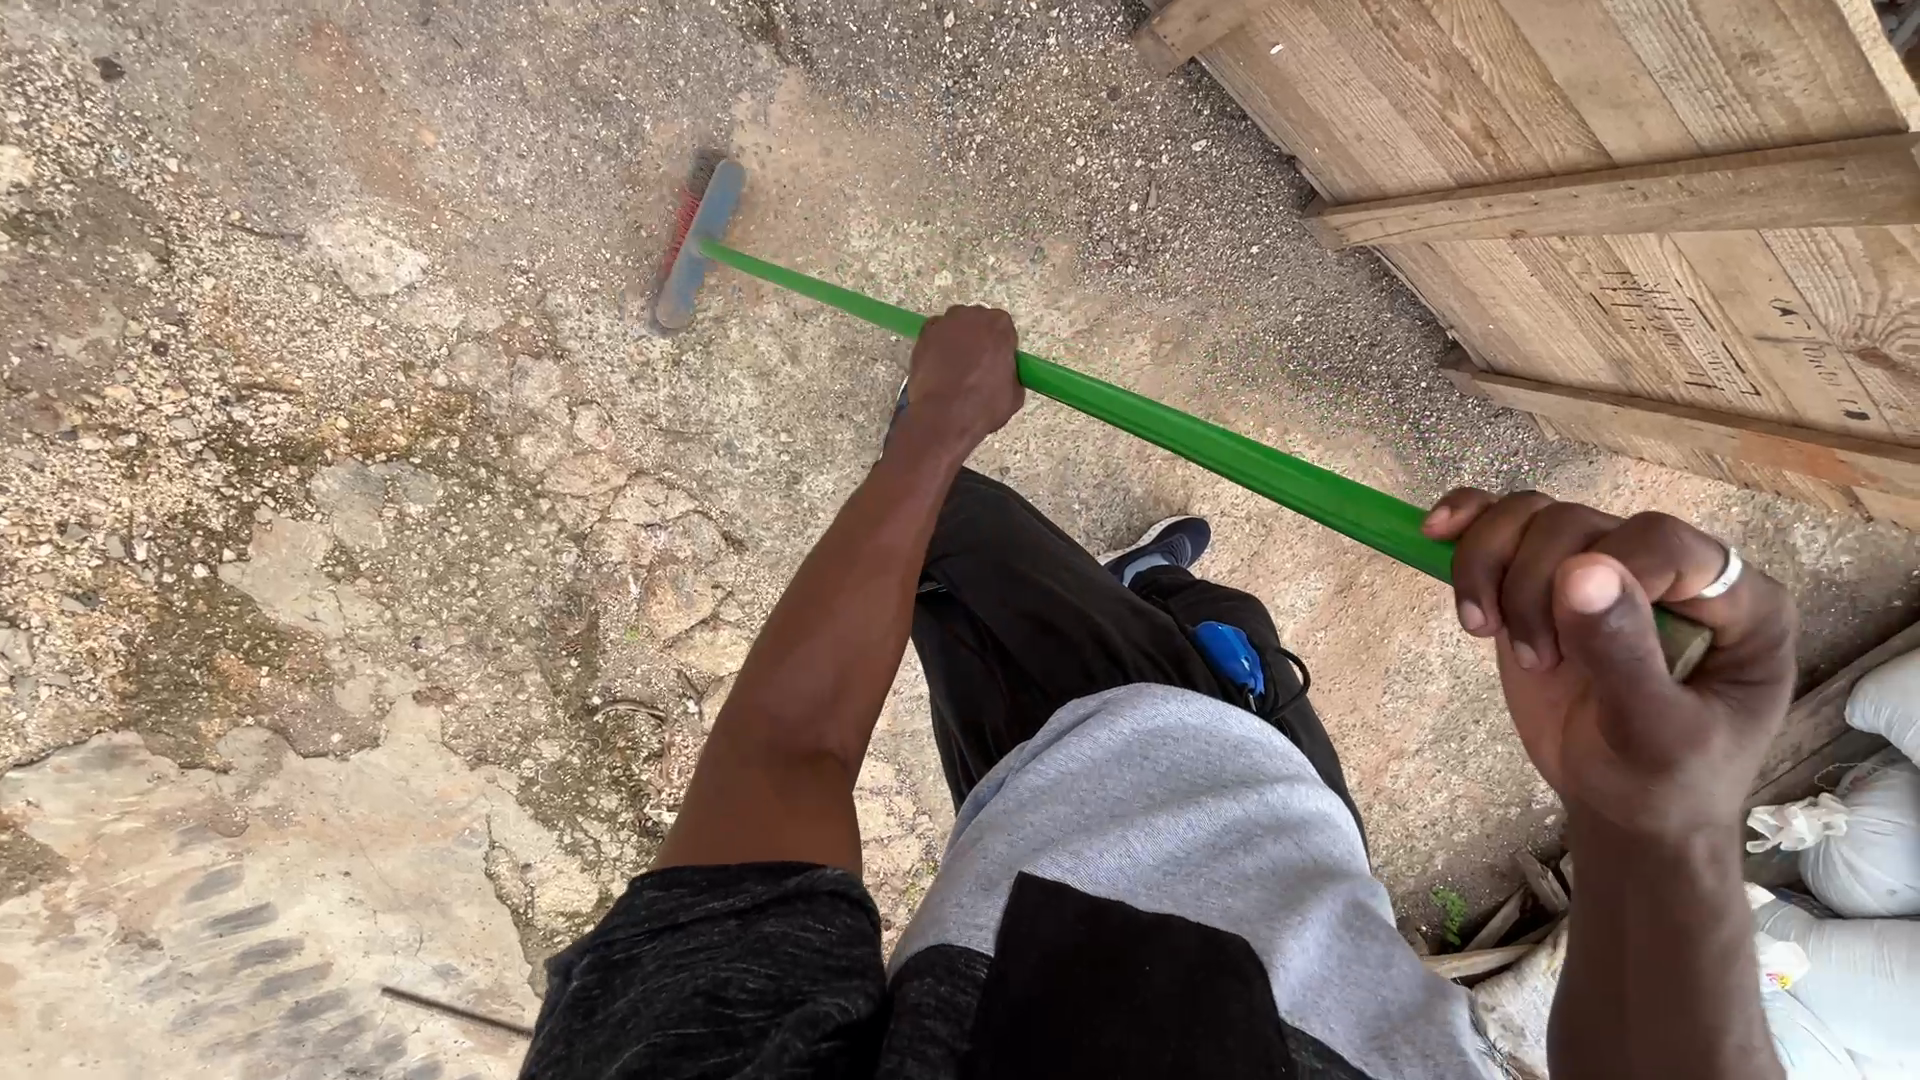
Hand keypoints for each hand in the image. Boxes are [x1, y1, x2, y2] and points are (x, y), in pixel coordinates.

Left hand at [894, 306, 1024, 457]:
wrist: (944, 415)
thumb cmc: (980, 405)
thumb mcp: (1014, 394)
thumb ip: (1011, 374)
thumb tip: (1005, 376)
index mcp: (1000, 326)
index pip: (1003, 329)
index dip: (1000, 348)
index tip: (997, 362)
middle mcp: (972, 316)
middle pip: (977, 323)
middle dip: (977, 341)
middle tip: (976, 367)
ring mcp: (945, 323)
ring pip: (954, 328)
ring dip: (956, 342)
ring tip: (955, 370)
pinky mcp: (923, 335)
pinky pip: (933, 336)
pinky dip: (936, 347)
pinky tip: (940, 369)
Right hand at [1423, 490, 1795, 840]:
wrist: (1619, 803)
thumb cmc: (1658, 778)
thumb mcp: (1652, 731)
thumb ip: (1623, 653)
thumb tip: (1582, 571)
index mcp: (1731, 601)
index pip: (1660, 542)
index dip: (1601, 574)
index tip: (1562, 642)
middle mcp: (1665, 568)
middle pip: (1575, 524)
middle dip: (1529, 587)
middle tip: (1529, 658)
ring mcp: (1597, 569)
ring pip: (1528, 516)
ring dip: (1485, 566)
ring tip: (1480, 627)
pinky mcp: (1537, 579)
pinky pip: (1499, 522)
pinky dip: (1464, 521)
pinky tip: (1435, 535)